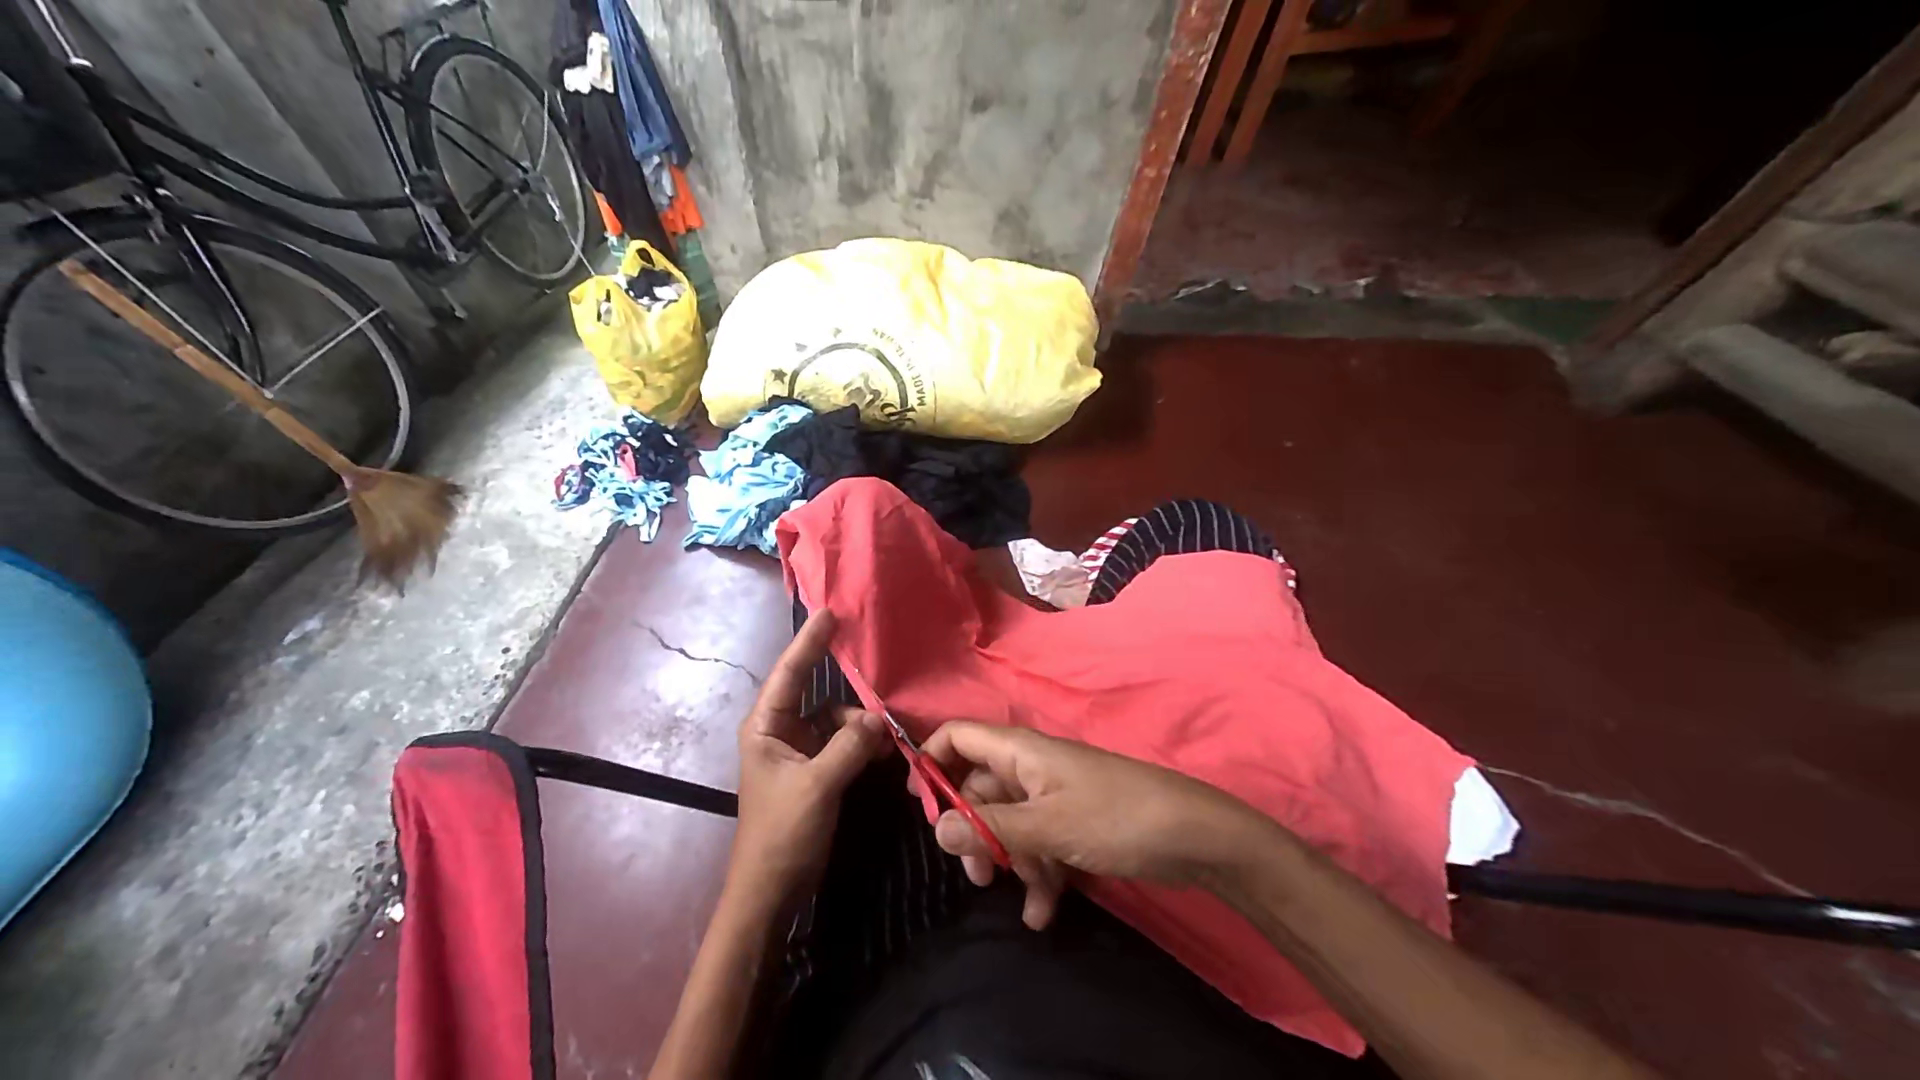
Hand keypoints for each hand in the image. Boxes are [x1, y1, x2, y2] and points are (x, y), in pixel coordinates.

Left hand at [728, 611, 885, 911]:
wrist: (771, 891)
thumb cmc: (782, 833)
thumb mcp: (818, 786)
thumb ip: (849, 746)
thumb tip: (877, 718)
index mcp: (766, 727)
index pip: (789, 673)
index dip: (810, 642)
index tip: (830, 612)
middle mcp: (781, 731)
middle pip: (817, 695)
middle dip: (848, 691)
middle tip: (880, 679)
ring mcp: (799, 752)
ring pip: (835, 721)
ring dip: (860, 725)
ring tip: (887, 736)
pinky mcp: (815, 770)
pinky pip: (842, 742)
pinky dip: (861, 743)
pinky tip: (883, 750)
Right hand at [920, 722, 1267, 928]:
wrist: (1195, 836)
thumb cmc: (1115, 816)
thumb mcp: (1048, 826)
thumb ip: (990, 826)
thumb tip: (937, 829)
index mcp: (1020, 750)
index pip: (958, 736)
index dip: (933, 762)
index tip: (921, 807)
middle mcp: (1031, 767)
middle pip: (979, 787)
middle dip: (972, 830)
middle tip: (974, 871)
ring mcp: (1054, 796)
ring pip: (1008, 822)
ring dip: (1007, 860)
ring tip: (1015, 897)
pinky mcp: (1074, 824)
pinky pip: (1039, 844)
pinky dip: (1037, 875)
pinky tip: (1044, 913)